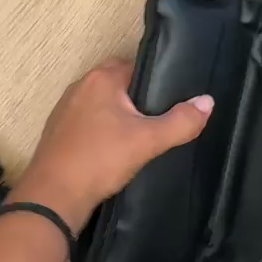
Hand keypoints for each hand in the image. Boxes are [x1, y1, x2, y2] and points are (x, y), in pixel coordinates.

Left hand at [12, 59, 212, 230]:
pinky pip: (88, 120)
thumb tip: (207, 101)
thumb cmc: (100, 160)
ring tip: (140, 134)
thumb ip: (180, 122)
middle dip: (138, 98)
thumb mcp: (148, 141)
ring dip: (118, 114)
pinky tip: (113, 148)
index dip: (157, 80)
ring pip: (102, 102)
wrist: (54, 196)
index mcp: (102, 78)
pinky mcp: (58, 129)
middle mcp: (81, 85)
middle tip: (160, 118)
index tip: (173, 97)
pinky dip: (102, 128)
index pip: (136, 66)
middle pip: (118, 83)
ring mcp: (66, 108)